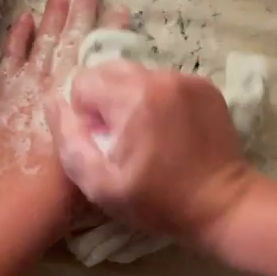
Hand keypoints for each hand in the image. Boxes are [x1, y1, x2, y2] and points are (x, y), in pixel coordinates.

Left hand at [0, 0, 126, 230]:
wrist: (18, 203)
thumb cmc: (67, 192)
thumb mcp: (102, 158)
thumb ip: (111, 130)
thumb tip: (121, 113)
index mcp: (87, 98)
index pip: (102, 55)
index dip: (112, 31)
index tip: (120, 9)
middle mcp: (60, 84)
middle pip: (73, 38)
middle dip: (82, 9)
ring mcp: (30, 86)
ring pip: (45, 40)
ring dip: (54, 13)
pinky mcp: (6, 96)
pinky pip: (12, 58)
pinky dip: (19, 37)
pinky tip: (26, 17)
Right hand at [52, 61, 258, 243]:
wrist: (223, 205)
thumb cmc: (158, 202)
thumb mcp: (101, 185)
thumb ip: (70, 141)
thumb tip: (54, 103)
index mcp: (131, 98)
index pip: (84, 81)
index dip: (84, 114)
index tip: (102, 142)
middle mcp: (158, 78)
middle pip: (109, 70)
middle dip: (105, 100)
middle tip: (121, 138)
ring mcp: (185, 79)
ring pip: (138, 75)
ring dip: (132, 98)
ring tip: (148, 135)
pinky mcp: (205, 86)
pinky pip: (166, 82)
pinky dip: (160, 100)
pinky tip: (171, 131)